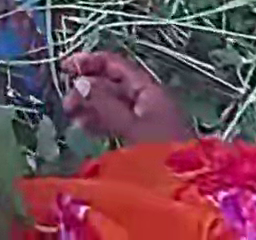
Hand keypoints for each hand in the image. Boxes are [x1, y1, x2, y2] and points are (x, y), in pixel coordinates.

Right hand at [61, 51, 191, 144]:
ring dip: (90, 106)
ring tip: (72, 117)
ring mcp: (145, 120)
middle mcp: (147, 100)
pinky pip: (115, 121)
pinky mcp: (142, 140)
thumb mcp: (132, 127)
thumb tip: (79, 82)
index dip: (89, 62)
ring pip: (111, 104)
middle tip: (67, 102)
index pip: (114, 64)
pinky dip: (99, 121)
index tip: (65, 68)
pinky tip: (85, 128)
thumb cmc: (162, 153)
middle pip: (111, 84)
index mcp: (148, 90)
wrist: (189, 194)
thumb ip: (105, 104)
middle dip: (87, 88)